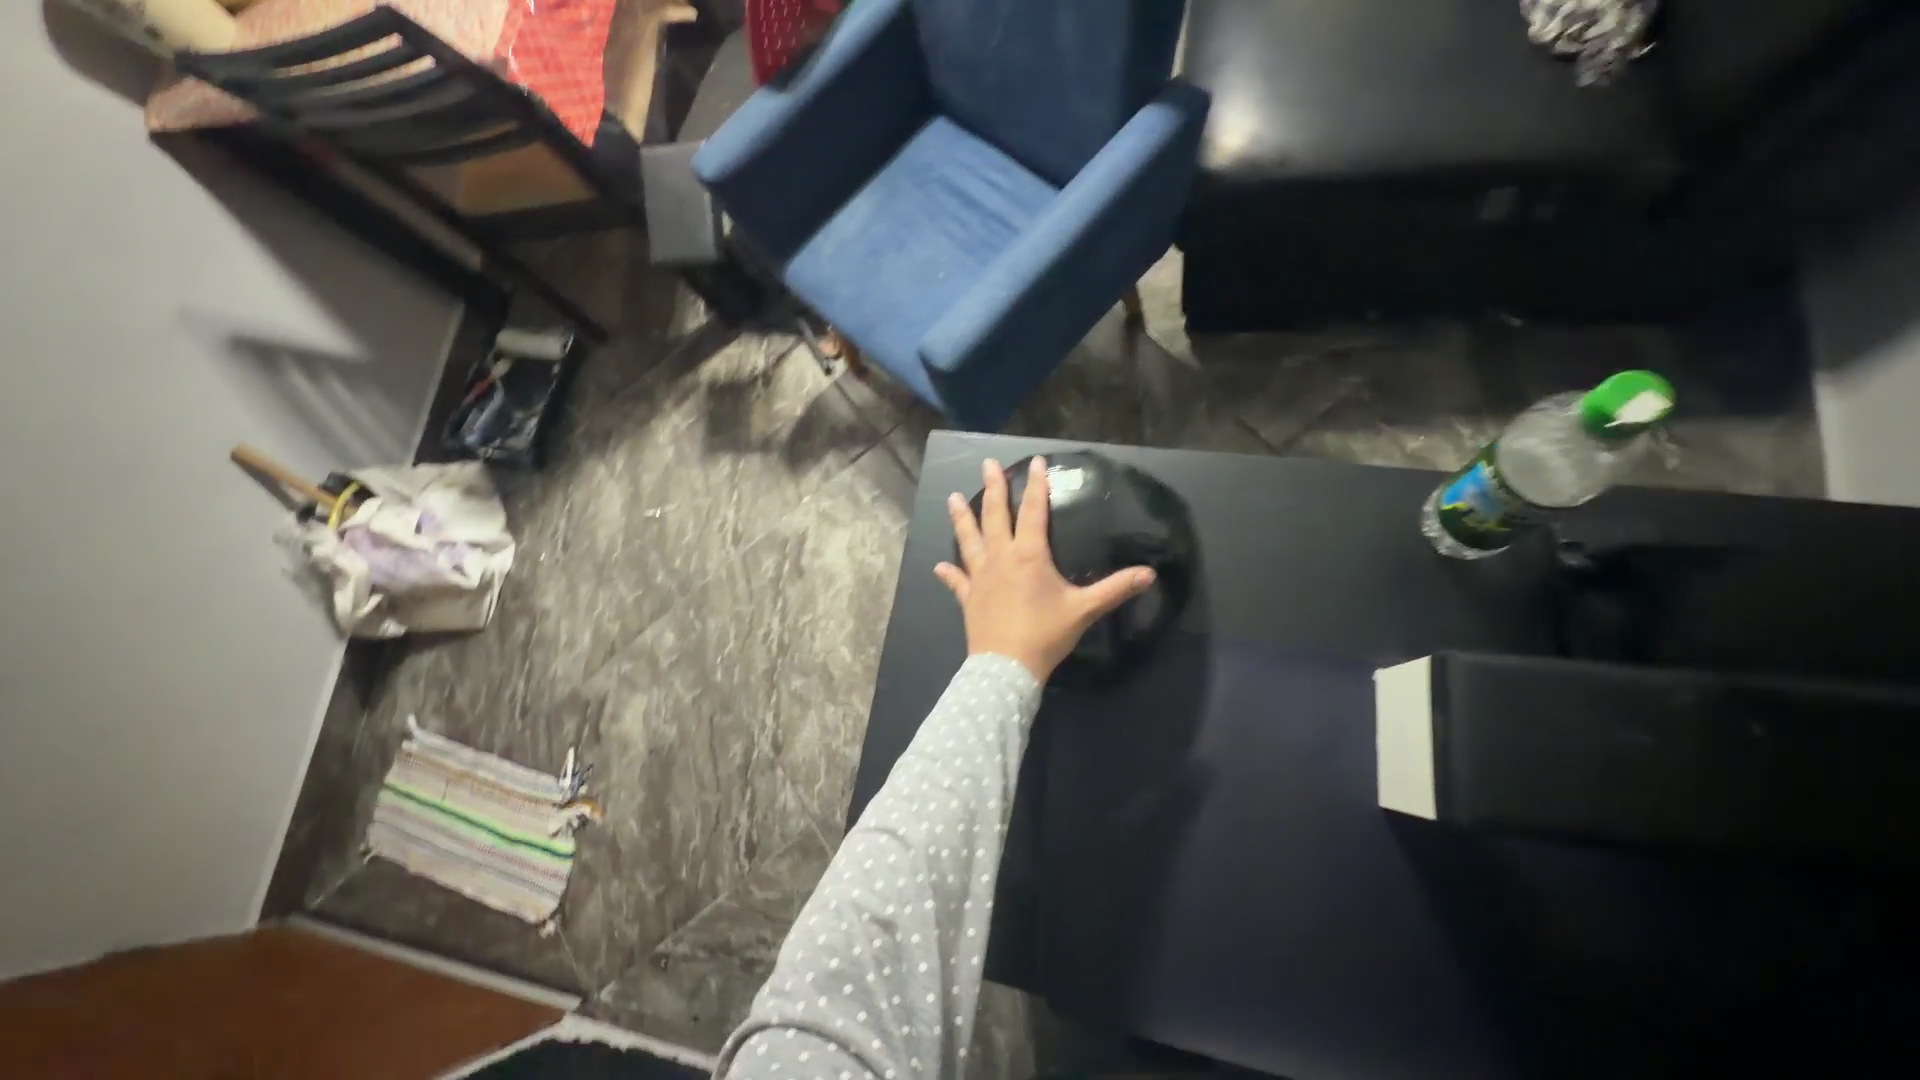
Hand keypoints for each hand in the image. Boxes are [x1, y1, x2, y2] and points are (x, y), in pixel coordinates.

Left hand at [935, 456, 1156, 682]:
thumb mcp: (1084, 609)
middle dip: (993, 488)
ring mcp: (981, 577)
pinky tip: (939, 566)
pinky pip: (957, 581)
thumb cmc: (1046, 634)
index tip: (1036, 462)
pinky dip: (949, 572)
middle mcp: (1001, 558)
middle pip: (995, 516)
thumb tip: (1149, 574)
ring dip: (962, 518)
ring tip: (952, 498)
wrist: (1007, 666)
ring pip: (969, 541)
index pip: (1034, 511)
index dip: (1036, 485)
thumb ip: (1115, 589)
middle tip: (987, 464)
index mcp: (1029, 555)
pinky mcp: (968, 598)